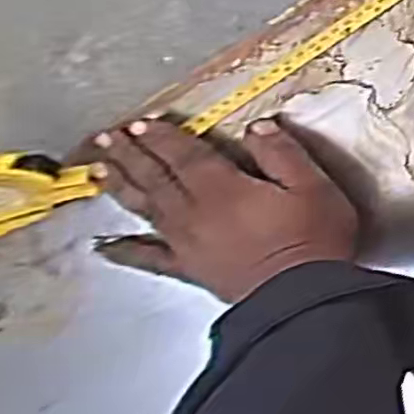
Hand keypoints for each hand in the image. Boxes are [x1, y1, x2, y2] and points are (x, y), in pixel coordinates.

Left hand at [82, 118, 357, 301]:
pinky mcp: (188, 268)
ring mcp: (186, 243)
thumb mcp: (313, 184)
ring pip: (145, 209)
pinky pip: (146, 257)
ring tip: (99, 170)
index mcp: (224, 189)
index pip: (187, 156)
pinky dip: (121, 250)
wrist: (298, 290)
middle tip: (110, 138)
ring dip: (121, 187)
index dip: (165, 138)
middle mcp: (195, 213)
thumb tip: (260, 127)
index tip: (144, 123)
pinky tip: (105, 246)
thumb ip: (283, 153)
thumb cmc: (313, 234)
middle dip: (133, 155)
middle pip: (157, 178)